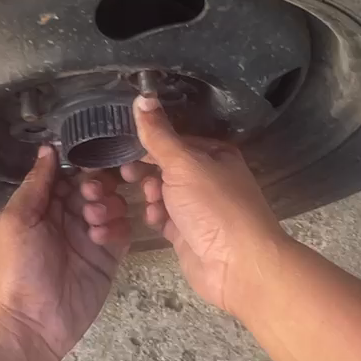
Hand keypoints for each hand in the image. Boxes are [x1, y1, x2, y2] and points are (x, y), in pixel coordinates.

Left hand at [0, 146, 132, 360]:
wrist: (31, 324)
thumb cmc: (17, 268)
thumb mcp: (16, 220)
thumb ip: (35, 184)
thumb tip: (48, 149)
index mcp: (41, 206)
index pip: (66, 174)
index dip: (78, 165)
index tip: (87, 162)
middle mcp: (66, 217)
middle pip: (93, 185)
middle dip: (96, 184)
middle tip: (90, 196)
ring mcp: (89, 237)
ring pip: (111, 204)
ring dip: (107, 205)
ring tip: (93, 220)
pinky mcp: (108, 257)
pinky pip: (122, 230)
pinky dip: (116, 228)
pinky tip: (100, 238)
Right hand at [120, 95, 288, 310]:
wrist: (238, 265)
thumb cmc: (215, 207)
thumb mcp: (184, 163)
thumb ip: (159, 134)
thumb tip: (143, 95)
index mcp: (214, 153)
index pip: (174, 139)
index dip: (148, 142)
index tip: (122, 148)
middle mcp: (208, 177)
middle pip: (166, 167)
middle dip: (146, 171)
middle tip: (127, 176)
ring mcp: (199, 207)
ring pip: (163, 193)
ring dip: (151, 196)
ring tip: (151, 202)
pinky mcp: (189, 233)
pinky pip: (165, 218)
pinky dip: (157, 217)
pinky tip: (155, 221)